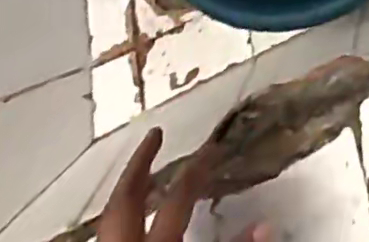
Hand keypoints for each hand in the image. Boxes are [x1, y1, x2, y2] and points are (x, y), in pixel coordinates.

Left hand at [98, 128, 272, 241]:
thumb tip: (267, 226)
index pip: (177, 199)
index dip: (196, 170)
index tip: (211, 147)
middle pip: (122, 206)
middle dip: (137, 168)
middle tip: (155, 136)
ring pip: (101, 230)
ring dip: (121, 200)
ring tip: (139, 178)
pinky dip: (112, 232)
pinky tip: (123, 229)